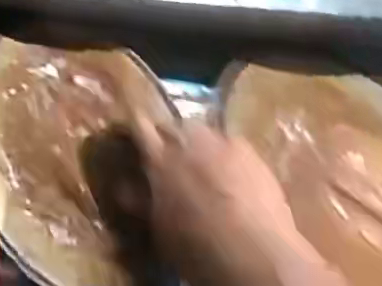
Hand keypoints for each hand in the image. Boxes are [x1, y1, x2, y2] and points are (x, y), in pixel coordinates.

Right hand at [128, 112, 344, 285]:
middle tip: (171, 160)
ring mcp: (216, 140)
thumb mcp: (161, 230)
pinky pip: (229, 142)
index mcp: (157, 156)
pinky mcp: (247, 149)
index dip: (135, 131)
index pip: (137, 125)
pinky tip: (234, 174)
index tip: (134, 139)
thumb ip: (141, 202)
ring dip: (197, 143)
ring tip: (203, 164)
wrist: (259, 256)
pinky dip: (227, 154)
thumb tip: (122, 187)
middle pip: (168, 125)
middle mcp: (183, 138)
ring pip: (199, 130)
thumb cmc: (201, 249)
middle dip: (167, 139)